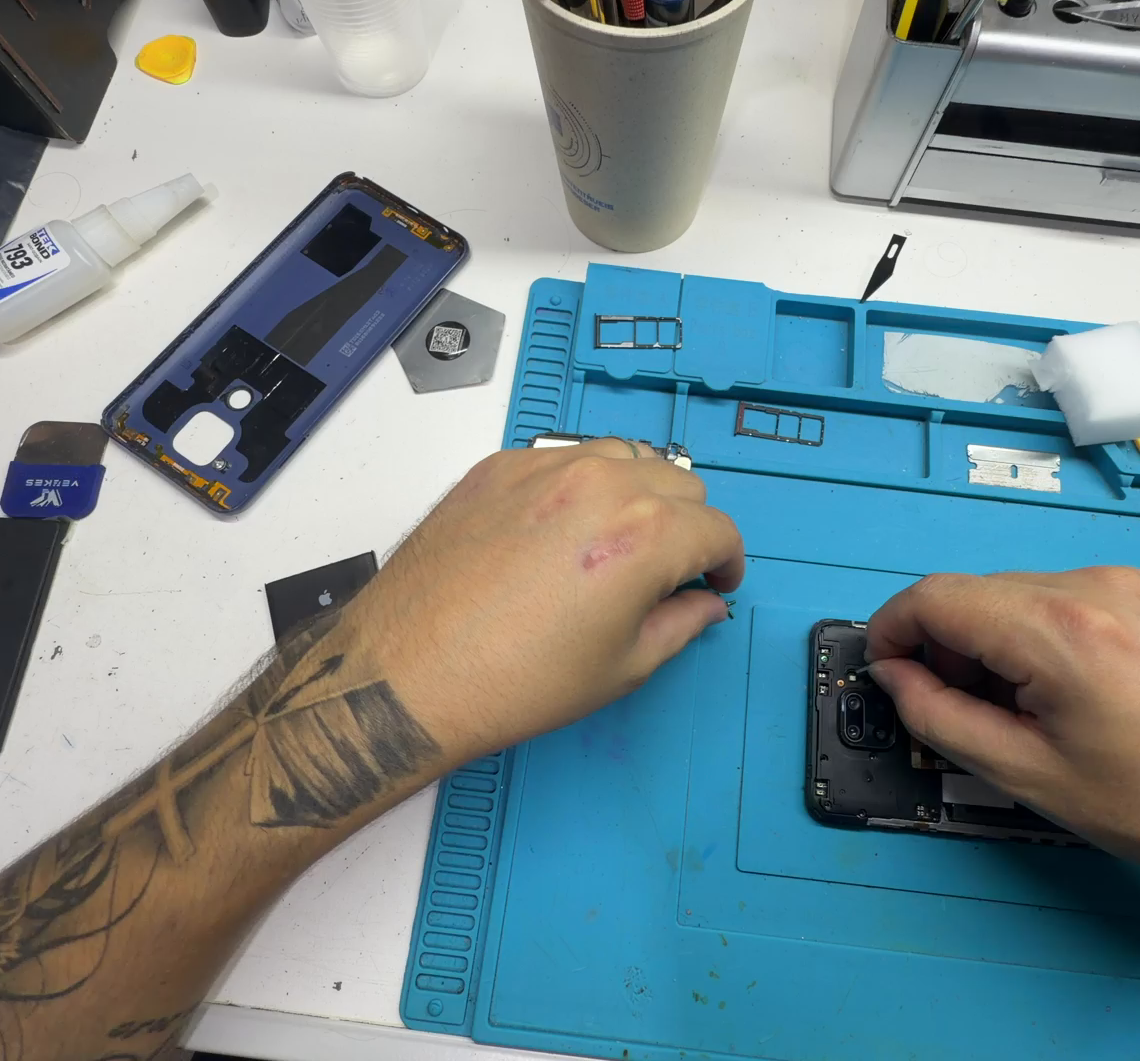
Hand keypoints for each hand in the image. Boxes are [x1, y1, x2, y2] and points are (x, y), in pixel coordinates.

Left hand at [338, 439, 744, 763]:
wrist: (410, 672)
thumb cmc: (517, 682)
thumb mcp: (623, 666)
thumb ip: (683, 624)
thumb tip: (707, 603)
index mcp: (645, 534)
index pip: (719, 528)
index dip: (728, 561)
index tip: (716, 581)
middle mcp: (601, 483)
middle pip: (681, 483)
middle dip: (688, 525)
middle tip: (666, 568)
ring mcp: (545, 465)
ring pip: (625, 457)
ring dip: (639, 494)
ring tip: (615, 540)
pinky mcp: (499, 465)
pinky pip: (565, 457)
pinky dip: (582, 485)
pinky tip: (557, 529)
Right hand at [864, 568, 1139, 945]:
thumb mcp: (1026, 774)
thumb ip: (936, 716)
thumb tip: (893, 675)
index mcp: (1060, 629)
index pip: (935, 597)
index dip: (891, 628)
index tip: (886, 668)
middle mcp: (1096, 584)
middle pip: (975, 593)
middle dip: (942, 643)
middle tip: (954, 704)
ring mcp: (1136, 581)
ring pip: (1018, 594)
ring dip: (990, 639)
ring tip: (1018, 704)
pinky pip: (1066, 596)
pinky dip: (1037, 632)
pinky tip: (1067, 687)